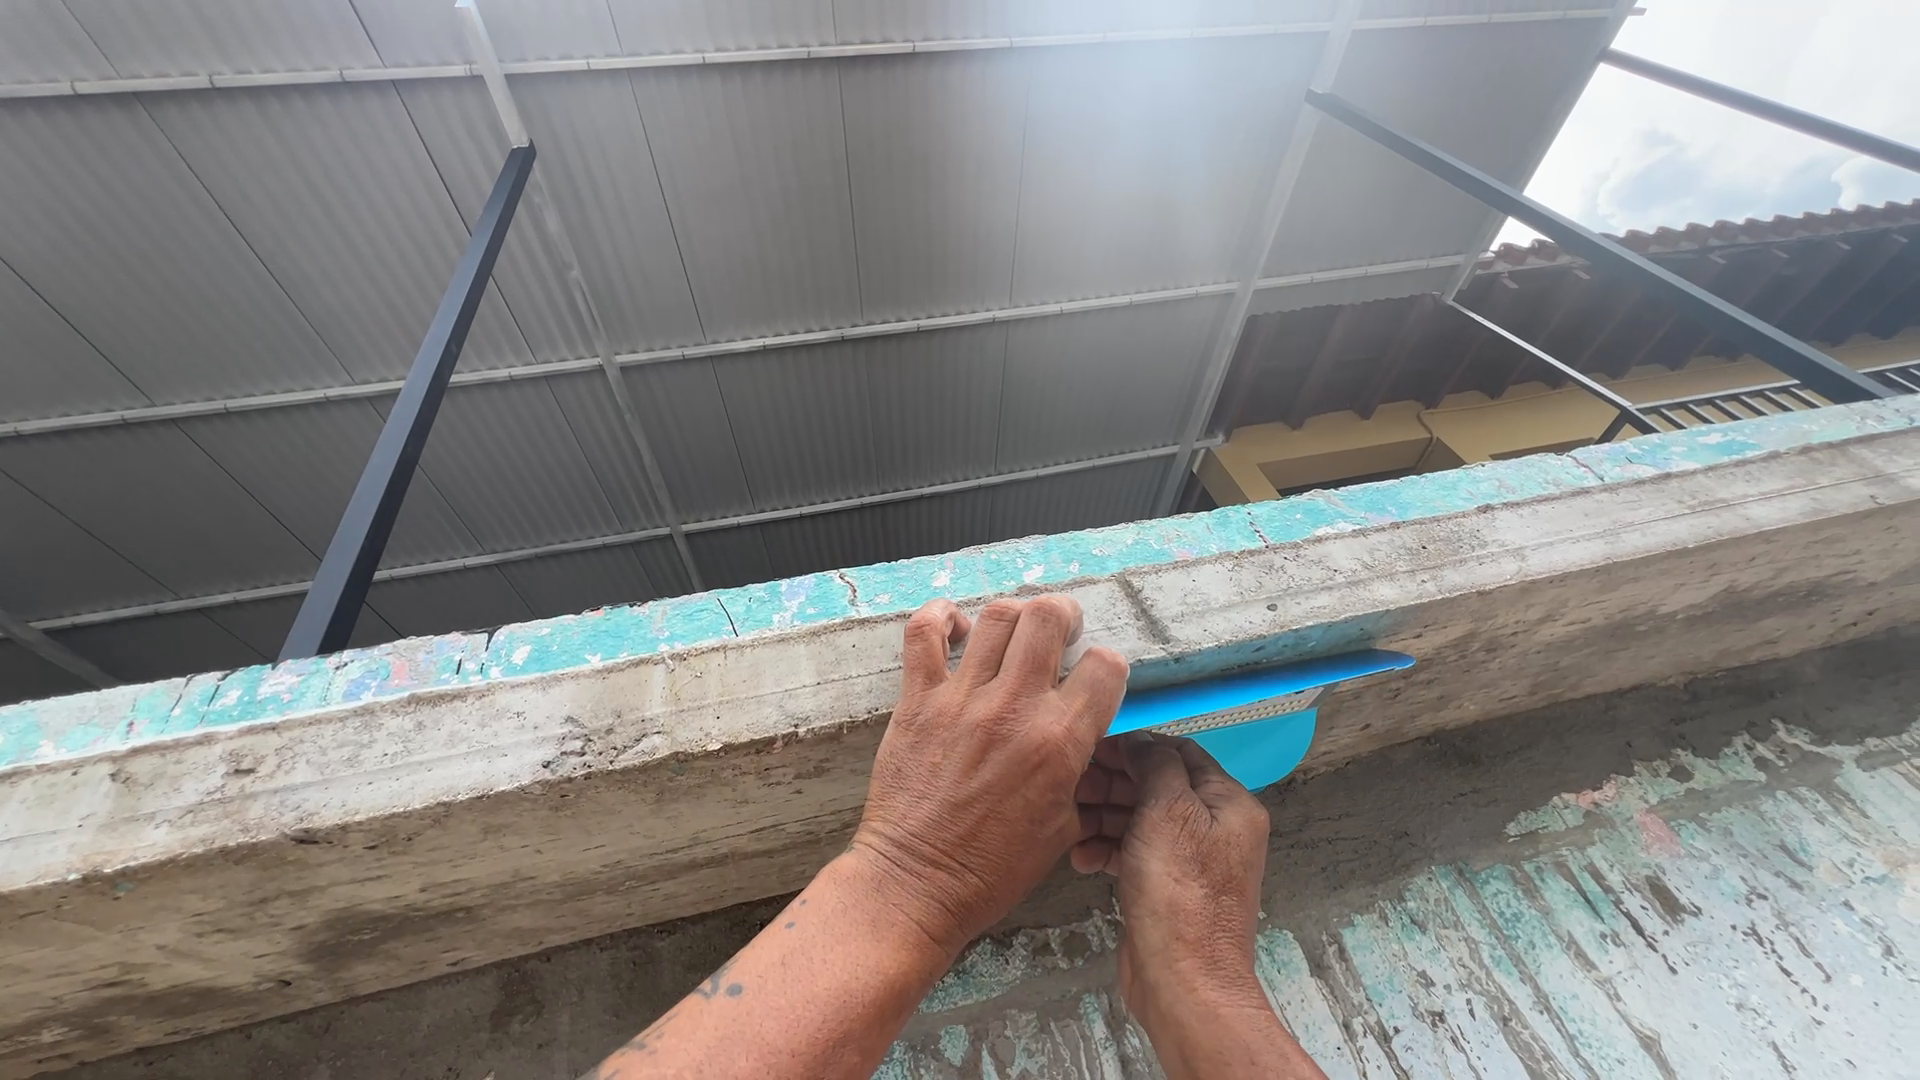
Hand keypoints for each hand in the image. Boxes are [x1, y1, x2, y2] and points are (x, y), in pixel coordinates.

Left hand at [849, 596, 1130, 957]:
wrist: (918, 882)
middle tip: (1060, 630)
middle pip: (1048, 617)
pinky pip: (924, 633)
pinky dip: (940, 617)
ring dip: (1013, 615)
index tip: (1093, 676)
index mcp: (1060, 741)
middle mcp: (1015, 708)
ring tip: (1014, 631)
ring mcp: (962, 699)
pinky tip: (955, 626)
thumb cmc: (994, 867)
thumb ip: (1080, 773)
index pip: (1105, 665)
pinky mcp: (918, 700)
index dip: (1106, 665)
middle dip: (1063, 614)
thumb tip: (1085, 739)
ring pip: (996, 617)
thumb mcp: (1064, 827)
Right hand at [1079, 733, 1272, 1032]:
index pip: (1178, 751)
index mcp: (1228, 802)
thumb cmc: (1178, 888)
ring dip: (1103, 816)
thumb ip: (1155, 762)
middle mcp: (1215, 827)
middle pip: (1156, 784)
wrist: (1184, 982)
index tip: (1093, 749)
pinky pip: (1134, 851)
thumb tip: (1140, 740)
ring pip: (1140, 818)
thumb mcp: (1168, 809)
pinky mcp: (1167, 888)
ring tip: (1071, 823)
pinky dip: (1107, 848)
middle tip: (1073, 786)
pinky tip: (1082, 858)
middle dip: (1112, 782)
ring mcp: (1191, 860)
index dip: (1134, 746)